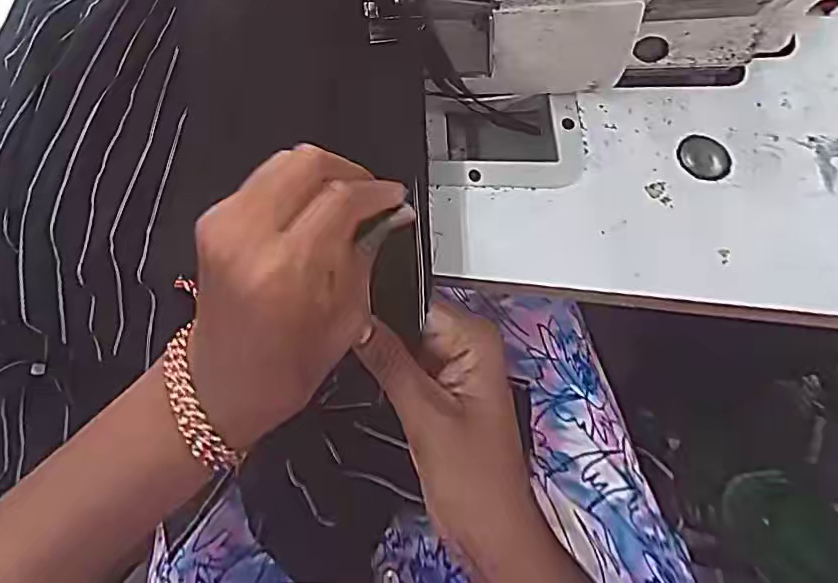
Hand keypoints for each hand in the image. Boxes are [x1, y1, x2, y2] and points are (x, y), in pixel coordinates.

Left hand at [189, 144, 408, 450]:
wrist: (217, 385)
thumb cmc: (275, 371)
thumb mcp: (344, 320)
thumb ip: (366, 255)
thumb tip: (386, 215)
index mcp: (284, 270)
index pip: (341, 198)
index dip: (376, 192)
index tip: (392, 196)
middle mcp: (247, 239)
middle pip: (309, 163)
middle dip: (350, 171)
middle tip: (369, 191)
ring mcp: (224, 224)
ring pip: (285, 160)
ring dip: (321, 173)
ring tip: (342, 197)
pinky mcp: (213, 219)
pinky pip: (264, 178)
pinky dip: (294, 184)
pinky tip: (309, 207)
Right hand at [357, 300, 587, 582]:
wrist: (489, 535)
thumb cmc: (478, 484)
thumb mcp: (426, 416)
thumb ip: (390, 363)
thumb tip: (360, 322)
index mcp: (477, 338)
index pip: (419, 301)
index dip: (382, 310)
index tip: (349, 317)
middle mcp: (468, 345)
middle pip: (409, 319)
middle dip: (380, 333)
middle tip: (348, 345)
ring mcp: (453, 367)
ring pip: (403, 342)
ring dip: (381, 355)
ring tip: (361, 369)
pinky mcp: (440, 389)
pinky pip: (406, 365)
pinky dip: (388, 374)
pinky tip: (374, 384)